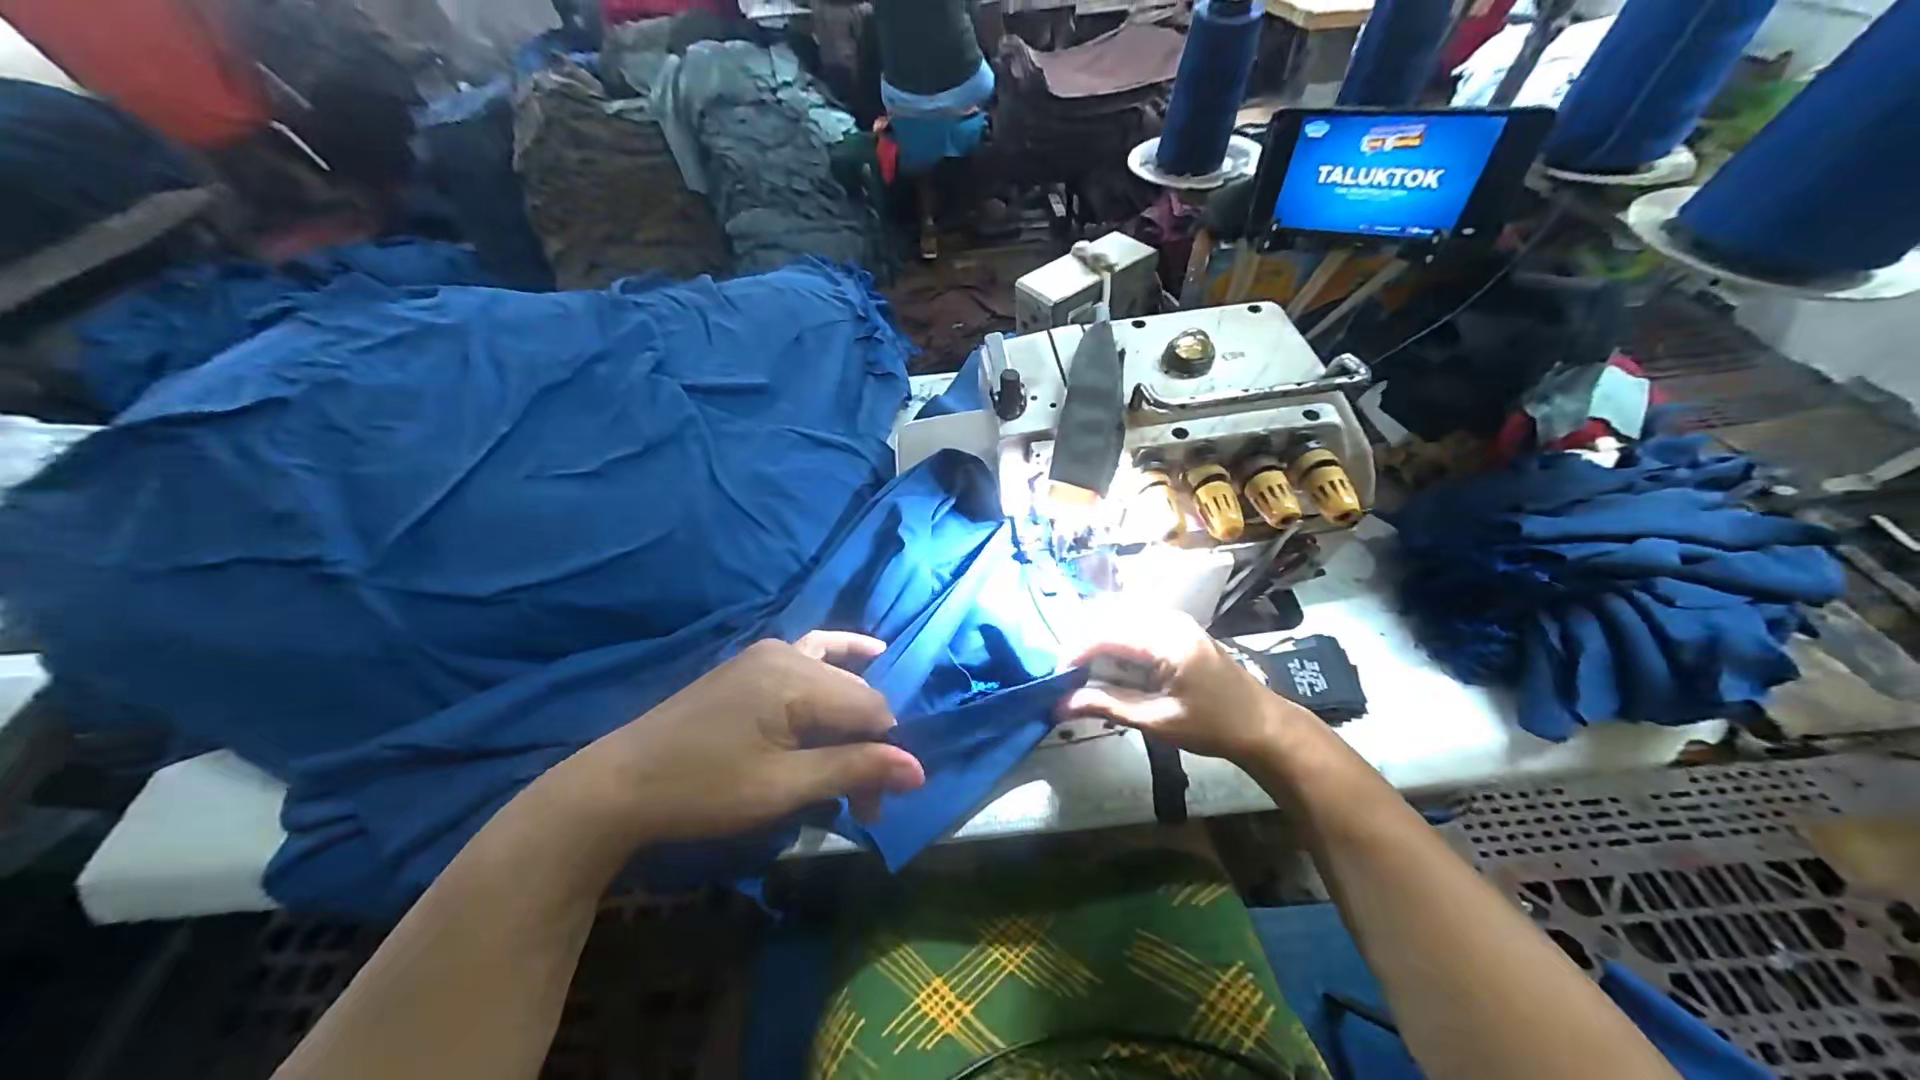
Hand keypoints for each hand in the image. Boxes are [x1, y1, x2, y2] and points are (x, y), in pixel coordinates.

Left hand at [557, 632, 925, 846]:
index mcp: (796, 678)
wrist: (619, 785)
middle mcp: (788, 653)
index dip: (885, 756)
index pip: (872, 710)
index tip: (876, 809)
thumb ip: (853, 770)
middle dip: (865, 749)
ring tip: (852, 768)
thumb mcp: (783, 787)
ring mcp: (768, 653)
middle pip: (855, 698)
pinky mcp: (753, 664)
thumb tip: (920, 770)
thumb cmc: (702, 790)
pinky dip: (840, 659)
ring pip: (836, 683)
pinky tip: (869, 650)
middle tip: (860, 806)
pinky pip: (811, 655)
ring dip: (851, 724)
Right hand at [1057, 606, 1312, 764]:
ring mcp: (1176, 621)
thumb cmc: (1212, 726)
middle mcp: (1170, 620)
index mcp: (1168, 639)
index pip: (1107, 634)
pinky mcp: (1177, 629)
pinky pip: (1136, 625)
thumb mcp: (1157, 721)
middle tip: (1068, 676)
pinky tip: (1111, 665)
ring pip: (1122, 620)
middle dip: (1085, 646)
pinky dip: (1118, 643)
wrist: (1262, 727)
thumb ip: (1107, 706)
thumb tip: (1061, 705)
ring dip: (1100, 643)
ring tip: (1085, 672)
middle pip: (1111, 619)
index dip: (1076, 652)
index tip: (1057, 676)